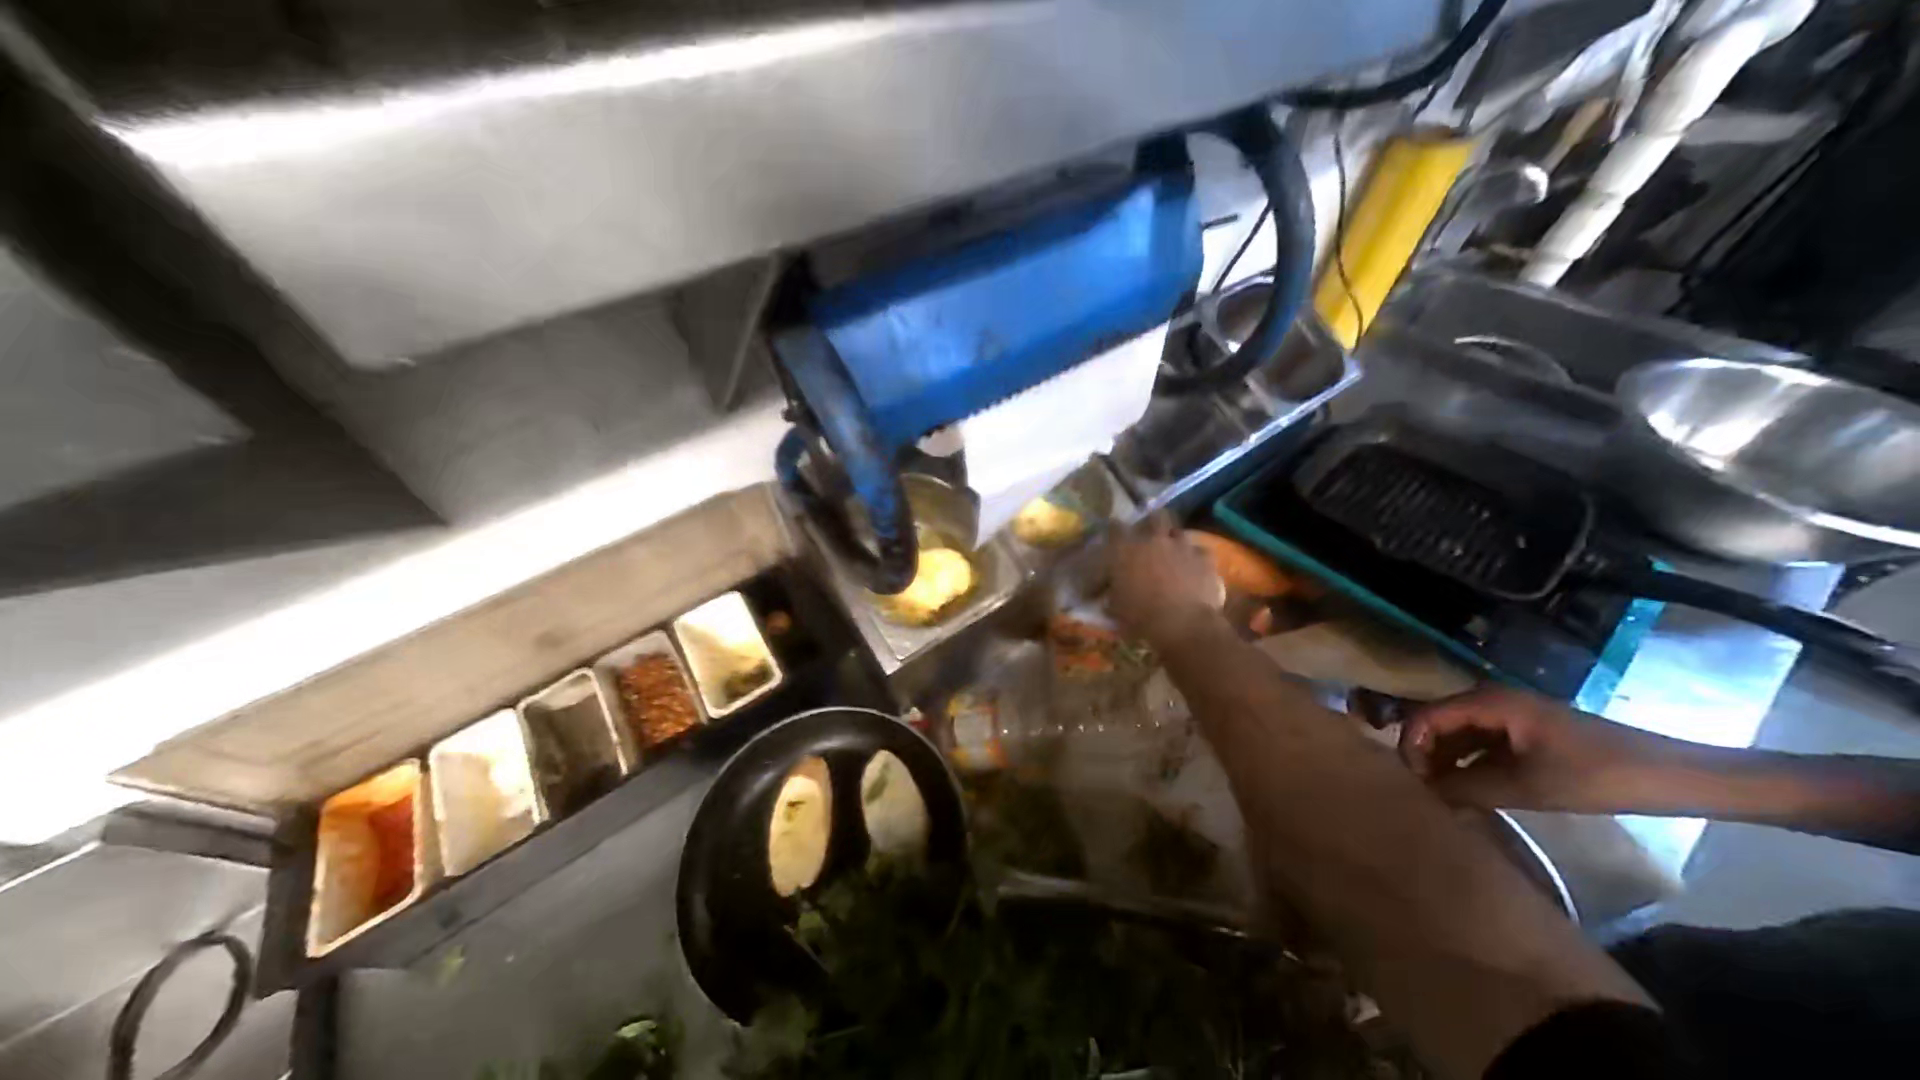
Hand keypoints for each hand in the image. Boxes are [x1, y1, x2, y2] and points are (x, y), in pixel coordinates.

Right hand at [1107, 515, 1225, 646]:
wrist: (1182, 623)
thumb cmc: (1141, 616)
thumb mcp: (1116, 609)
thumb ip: (1112, 595)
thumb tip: (1109, 596)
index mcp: (1126, 550)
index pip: (1115, 527)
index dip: (1114, 529)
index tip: (1113, 535)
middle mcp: (1154, 540)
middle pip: (1155, 517)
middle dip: (1153, 523)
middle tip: (1151, 535)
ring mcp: (1182, 547)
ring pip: (1179, 532)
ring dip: (1175, 540)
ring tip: (1174, 552)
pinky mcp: (1204, 559)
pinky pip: (1201, 552)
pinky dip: (1196, 558)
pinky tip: (1195, 568)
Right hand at [1397, 684, 1660, 812]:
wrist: (1671, 776)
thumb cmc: (1597, 776)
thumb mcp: (1527, 787)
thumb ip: (1469, 787)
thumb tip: (1424, 793)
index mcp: (1488, 703)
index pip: (1425, 717)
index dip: (1410, 747)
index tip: (1411, 783)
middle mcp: (1490, 700)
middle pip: (1437, 722)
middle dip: (1424, 755)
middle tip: (1423, 792)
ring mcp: (1508, 714)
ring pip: (1456, 733)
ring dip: (1445, 761)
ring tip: (1442, 795)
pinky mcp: (1523, 730)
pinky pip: (1479, 742)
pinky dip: (1467, 763)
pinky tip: (1468, 790)